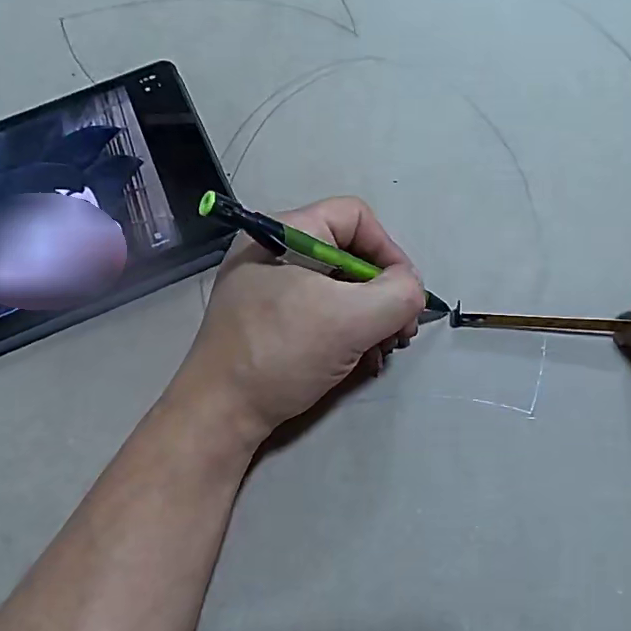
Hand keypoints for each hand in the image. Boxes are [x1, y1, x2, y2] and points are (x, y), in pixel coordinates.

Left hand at [170, 196, 426, 441]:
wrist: (219, 413)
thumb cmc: (280, 353)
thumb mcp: (349, 320)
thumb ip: (397, 295)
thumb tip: (411, 290)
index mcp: (284, 234)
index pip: (354, 217)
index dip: (389, 250)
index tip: (405, 295)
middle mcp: (275, 255)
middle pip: (350, 255)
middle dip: (384, 293)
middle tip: (400, 333)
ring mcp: (270, 291)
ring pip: (339, 289)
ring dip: (371, 319)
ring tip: (382, 353)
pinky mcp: (270, 325)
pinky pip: (321, 315)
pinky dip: (348, 334)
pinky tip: (361, 362)